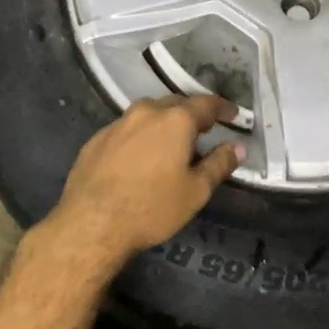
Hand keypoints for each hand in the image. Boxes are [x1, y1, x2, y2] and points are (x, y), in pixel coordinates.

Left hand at [45, 94, 245, 265]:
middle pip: (175, 104)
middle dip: (192, 114)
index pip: (206, 104)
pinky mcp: (97, 139)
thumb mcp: (195, 191)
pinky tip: (139, 158)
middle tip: (203, 130)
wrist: (91, 223)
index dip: (222, 108)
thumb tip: (238, 147)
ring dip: (163, 123)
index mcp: (175, 120)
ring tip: (170, 143)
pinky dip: (140, 136)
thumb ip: (219, 164)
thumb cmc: (151, 207)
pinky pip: (126, 129)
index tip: (233, 114)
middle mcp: (147, 112)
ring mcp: (118, 123)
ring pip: (148, 113)